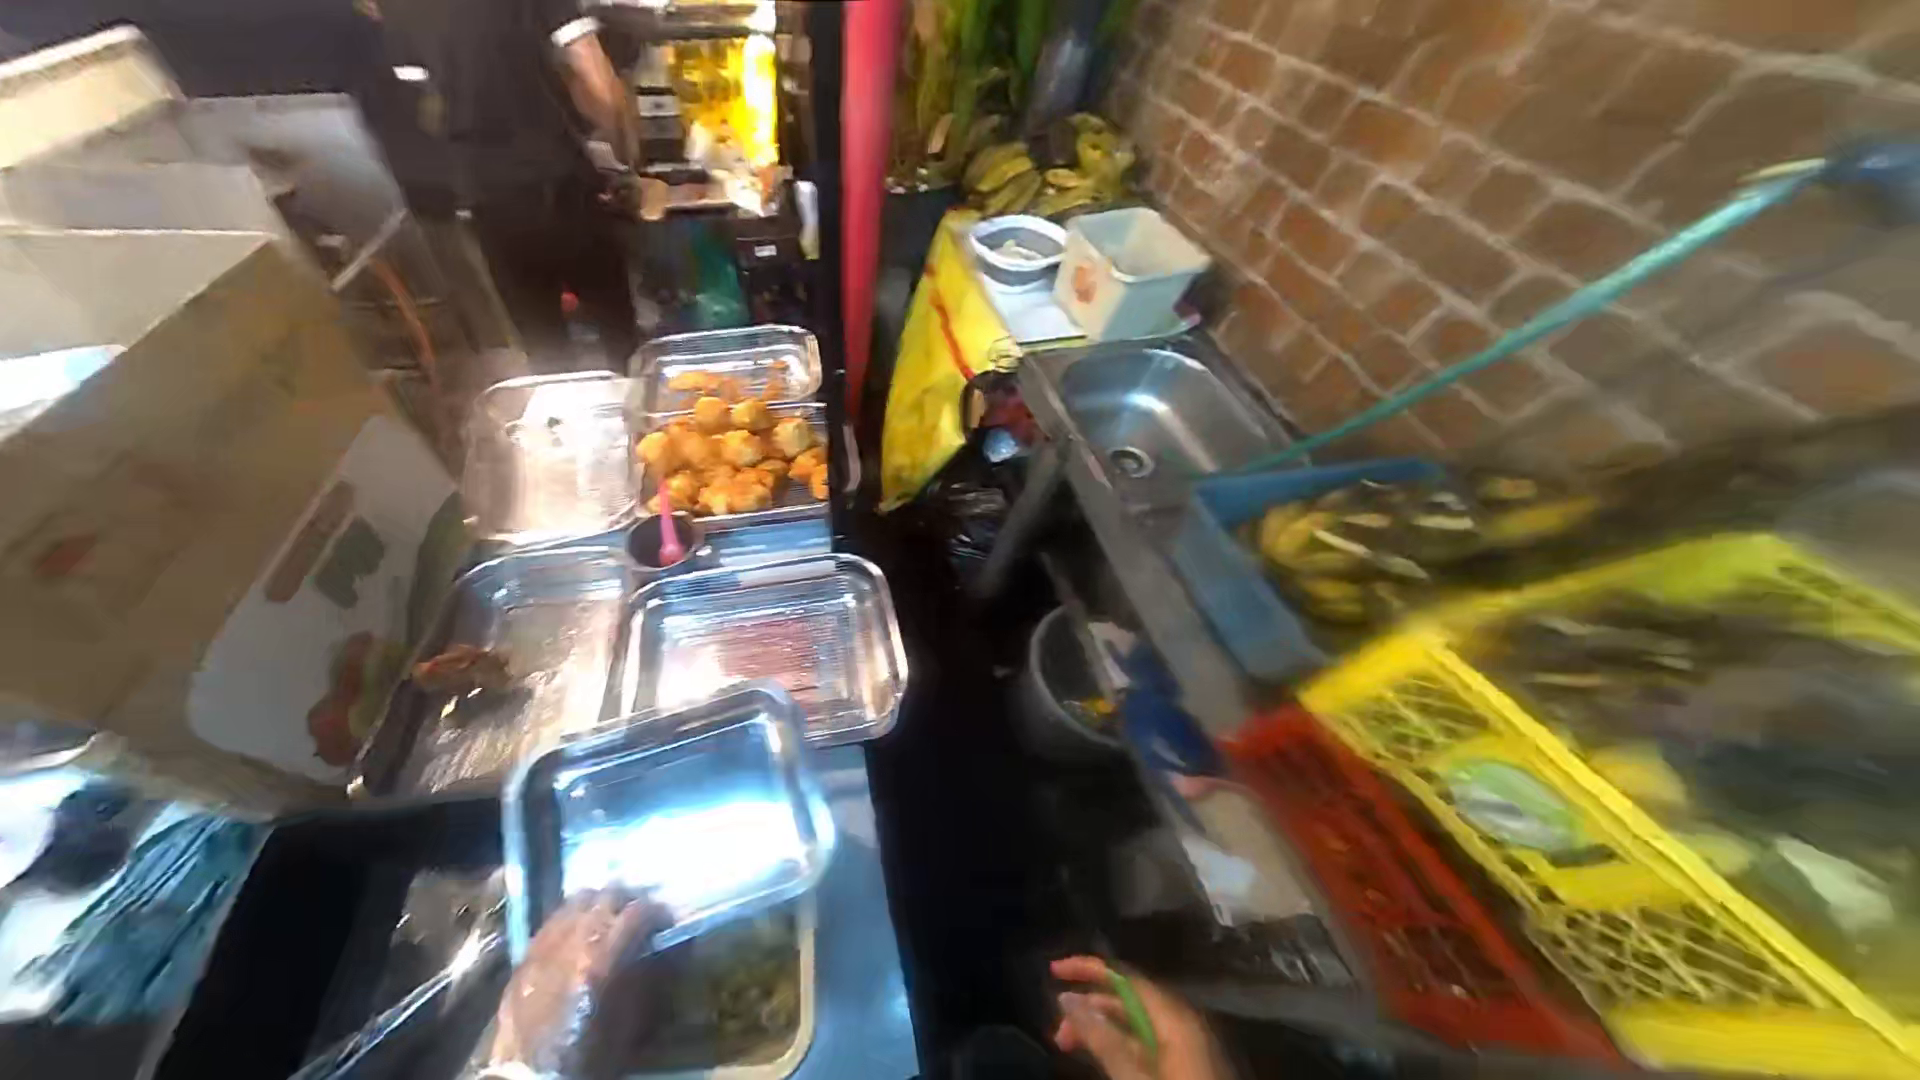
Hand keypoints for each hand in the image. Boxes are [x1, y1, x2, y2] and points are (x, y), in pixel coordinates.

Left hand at [488, 891, 657, 1071]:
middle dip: (630, 901)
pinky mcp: (528, 955)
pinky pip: (554, 919)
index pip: (640, 910)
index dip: (659, 912)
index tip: (666, 922)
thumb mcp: (633, 1017)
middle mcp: (574, 941)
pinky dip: (572, 916)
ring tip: (608, 918)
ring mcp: (547, 945)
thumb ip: (653, 972)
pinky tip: (579, 929)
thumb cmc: (590, 1053)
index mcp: (603, 957)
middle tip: (638, 916)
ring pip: (580, 899)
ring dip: (600, 904)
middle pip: (610, 895)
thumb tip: (670, 944)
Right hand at [1050, 956, 1230, 1079]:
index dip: (1087, 969)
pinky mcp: (1184, 1072)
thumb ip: (1102, 1039)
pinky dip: (1118, 1048)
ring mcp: (1185, 1050)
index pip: (1124, 976)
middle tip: (1057, 1032)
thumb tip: (1067, 998)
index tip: (1053, 972)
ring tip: (1067, 1045)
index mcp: (1173, 1018)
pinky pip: (1145, 1046)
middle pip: (1127, 1000)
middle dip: (1089, 1007)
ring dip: (1100, 1030)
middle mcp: (1180, 1024)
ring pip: (1134, 1025)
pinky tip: (1099, 1059)